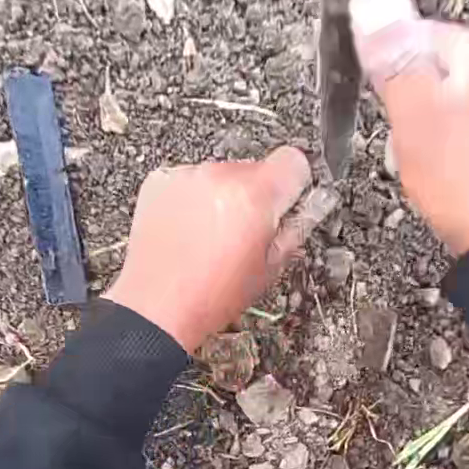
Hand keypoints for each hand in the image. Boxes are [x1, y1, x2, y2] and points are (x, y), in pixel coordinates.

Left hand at [103, 147, 312, 351]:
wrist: (158, 307)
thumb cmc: (212, 296)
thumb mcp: (269, 269)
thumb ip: (294, 230)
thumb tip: (310, 207)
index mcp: (254, 197)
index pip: (293, 160)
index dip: (295, 183)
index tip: (287, 202)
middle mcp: (219, 176)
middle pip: (256, 168)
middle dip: (257, 196)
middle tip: (245, 235)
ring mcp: (187, 176)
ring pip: (222, 174)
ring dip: (225, 197)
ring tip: (213, 238)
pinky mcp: (160, 181)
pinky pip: (191, 180)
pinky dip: (194, 200)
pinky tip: (191, 232)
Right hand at [357, 10, 468, 254]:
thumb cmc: (465, 178)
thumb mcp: (414, 110)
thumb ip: (392, 52)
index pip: (412, 37)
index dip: (391, 78)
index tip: (393, 110)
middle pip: (423, 73)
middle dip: (407, 110)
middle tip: (414, 144)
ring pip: (434, 107)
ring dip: (420, 135)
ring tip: (431, 164)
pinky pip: (452, 131)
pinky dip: (440, 151)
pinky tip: (442, 174)